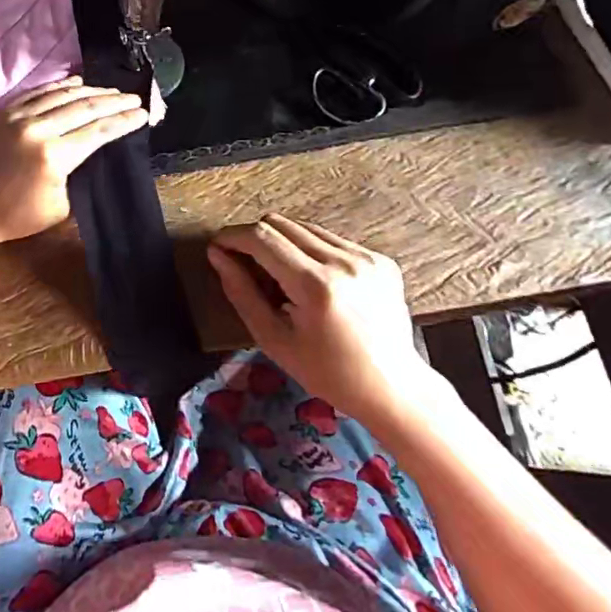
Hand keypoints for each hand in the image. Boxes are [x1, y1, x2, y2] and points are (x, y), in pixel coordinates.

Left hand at [0, 77, 148, 251]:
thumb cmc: (14, 217)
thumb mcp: (59, 206)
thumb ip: (78, 175)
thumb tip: (93, 152)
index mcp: (54, 156)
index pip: (99, 131)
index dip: (125, 121)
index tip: (143, 114)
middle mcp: (37, 128)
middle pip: (85, 107)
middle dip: (114, 101)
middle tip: (135, 98)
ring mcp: (17, 116)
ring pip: (62, 95)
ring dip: (91, 91)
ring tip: (111, 91)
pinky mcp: (2, 112)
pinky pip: (38, 92)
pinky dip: (60, 86)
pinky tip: (76, 83)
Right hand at [208, 214, 442, 427]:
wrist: (393, 388)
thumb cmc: (327, 372)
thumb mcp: (273, 339)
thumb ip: (241, 292)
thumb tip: (217, 254)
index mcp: (315, 286)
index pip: (261, 238)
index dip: (232, 236)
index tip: (217, 246)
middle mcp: (343, 262)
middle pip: (280, 224)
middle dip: (253, 237)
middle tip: (243, 261)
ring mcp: (366, 258)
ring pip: (304, 227)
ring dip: (281, 242)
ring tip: (279, 275)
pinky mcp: (380, 259)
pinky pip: (330, 239)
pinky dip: (310, 250)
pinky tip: (313, 280)